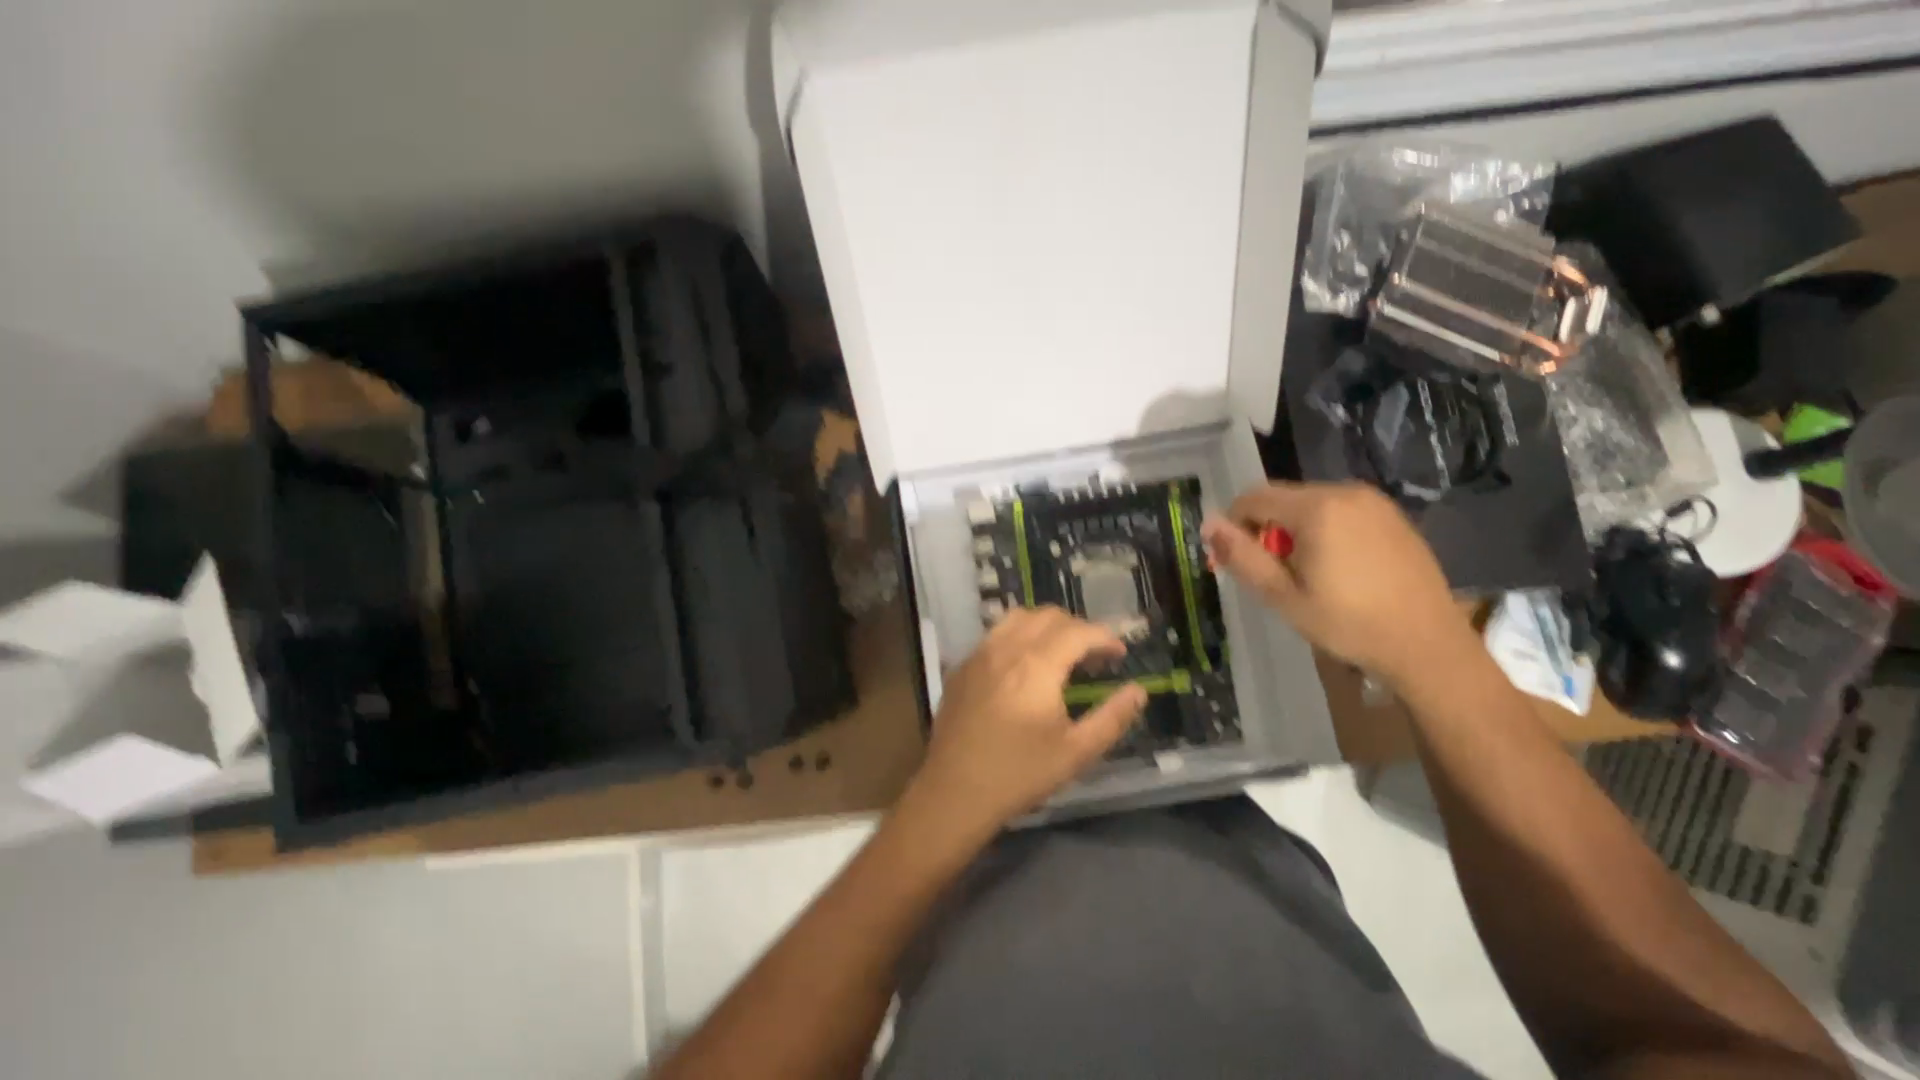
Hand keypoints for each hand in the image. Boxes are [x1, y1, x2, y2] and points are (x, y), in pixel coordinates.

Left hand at [905, 607, 1147, 836]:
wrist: (954, 792)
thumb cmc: (1019, 774)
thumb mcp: (1076, 752)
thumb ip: (1112, 717)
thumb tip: (1138, 691)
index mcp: (1037, 665)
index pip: (1079, 631)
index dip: (1105, 637)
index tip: (1120, 654)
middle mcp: (1006, 649)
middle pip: (1048, 616)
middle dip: (1078, 628)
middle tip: (1094, 658)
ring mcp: (978, 655)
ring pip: (1017, 618)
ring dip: (1046, 627)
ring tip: (1061, 655)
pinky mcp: (961, 669)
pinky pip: (994, 635)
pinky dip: (1018, 637)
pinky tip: (1024, 668)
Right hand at [1201, 481, 1474, 687]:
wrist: (1426, 643)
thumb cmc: (1349, 624)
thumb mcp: (1284, 597)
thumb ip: (1243, 556)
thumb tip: (1209, 523)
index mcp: (1316, 508)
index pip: (1253, 497)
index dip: (1234, 525)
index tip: (1237, 561)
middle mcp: (1345, 491)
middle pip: (1284, 499)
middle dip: (1267, 530)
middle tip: (1273, 576)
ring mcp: (1375, 502)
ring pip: (1314, 505)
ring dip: (1297, 532)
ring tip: (1308, 577)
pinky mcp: (1394, 516)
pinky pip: (1343, 513)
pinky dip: (1328, 532)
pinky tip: (1340, 571)